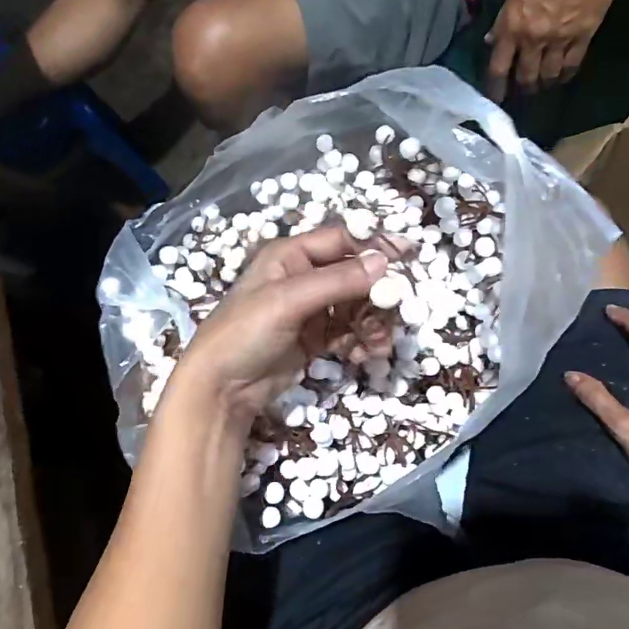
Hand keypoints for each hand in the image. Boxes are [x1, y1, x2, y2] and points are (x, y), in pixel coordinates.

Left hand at [172, 226, 390, 420]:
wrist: (221, 388)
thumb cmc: (245, 332)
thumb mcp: (289, 300)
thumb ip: (338, 281)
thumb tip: (385, 263)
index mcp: (291, 255)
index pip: (342, 240)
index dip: (374, 247)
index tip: (407, 259)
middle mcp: (303, 277)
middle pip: (355, 275)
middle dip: (377, 295)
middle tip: (395, 314)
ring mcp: (311, 309)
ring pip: (357, 306)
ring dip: (373, 322)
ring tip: (377, 345)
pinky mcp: (316, 338)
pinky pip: (349, 331)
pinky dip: (362, 340)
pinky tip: (364, 355)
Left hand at [483, 0, 621, 100]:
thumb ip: (505, 16)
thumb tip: (494, 39)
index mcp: (512, 25)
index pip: (498, 67)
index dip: (495, 88)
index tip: (495, 99)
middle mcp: (533, 38)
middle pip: (525, 75)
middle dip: (523, 87)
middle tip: (523, 91)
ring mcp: (560, 38)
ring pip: (549, 74)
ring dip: (544, 83)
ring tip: (543, 86)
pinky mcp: (586, 34)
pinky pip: (573, 63)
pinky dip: (566, 73)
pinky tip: (564, 76)